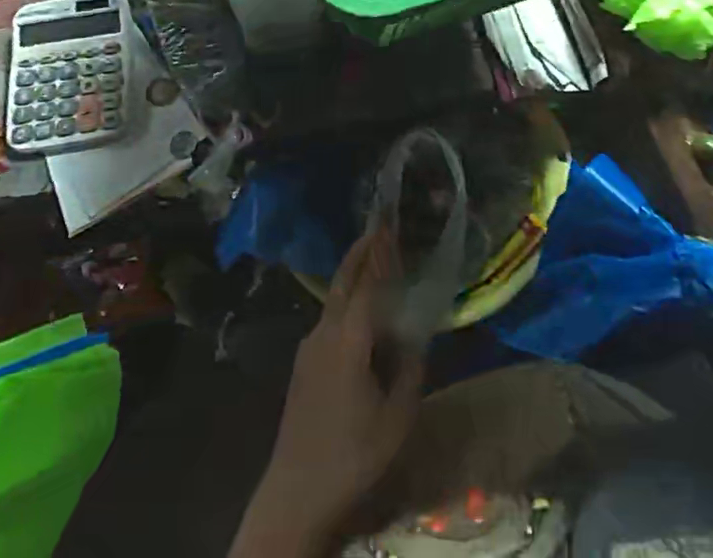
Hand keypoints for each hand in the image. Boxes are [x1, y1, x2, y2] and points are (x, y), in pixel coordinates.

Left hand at [231, 229, 424, 556]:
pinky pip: (330, 320)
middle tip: (377, 227)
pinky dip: (348, 303)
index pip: (367, 285)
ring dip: (353, 277)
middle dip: (359, 253)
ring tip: (375, 262)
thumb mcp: (398, 414)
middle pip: (343, 283)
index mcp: (347, 340)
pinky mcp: (304, 361)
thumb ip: (409, 366)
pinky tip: (362, 313)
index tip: (388, 226)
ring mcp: (309, 346)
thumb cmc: (355, 452)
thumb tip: (414, 332)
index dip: (379, 255)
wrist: (298, 486)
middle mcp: (323, 332)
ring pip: (334, 300)